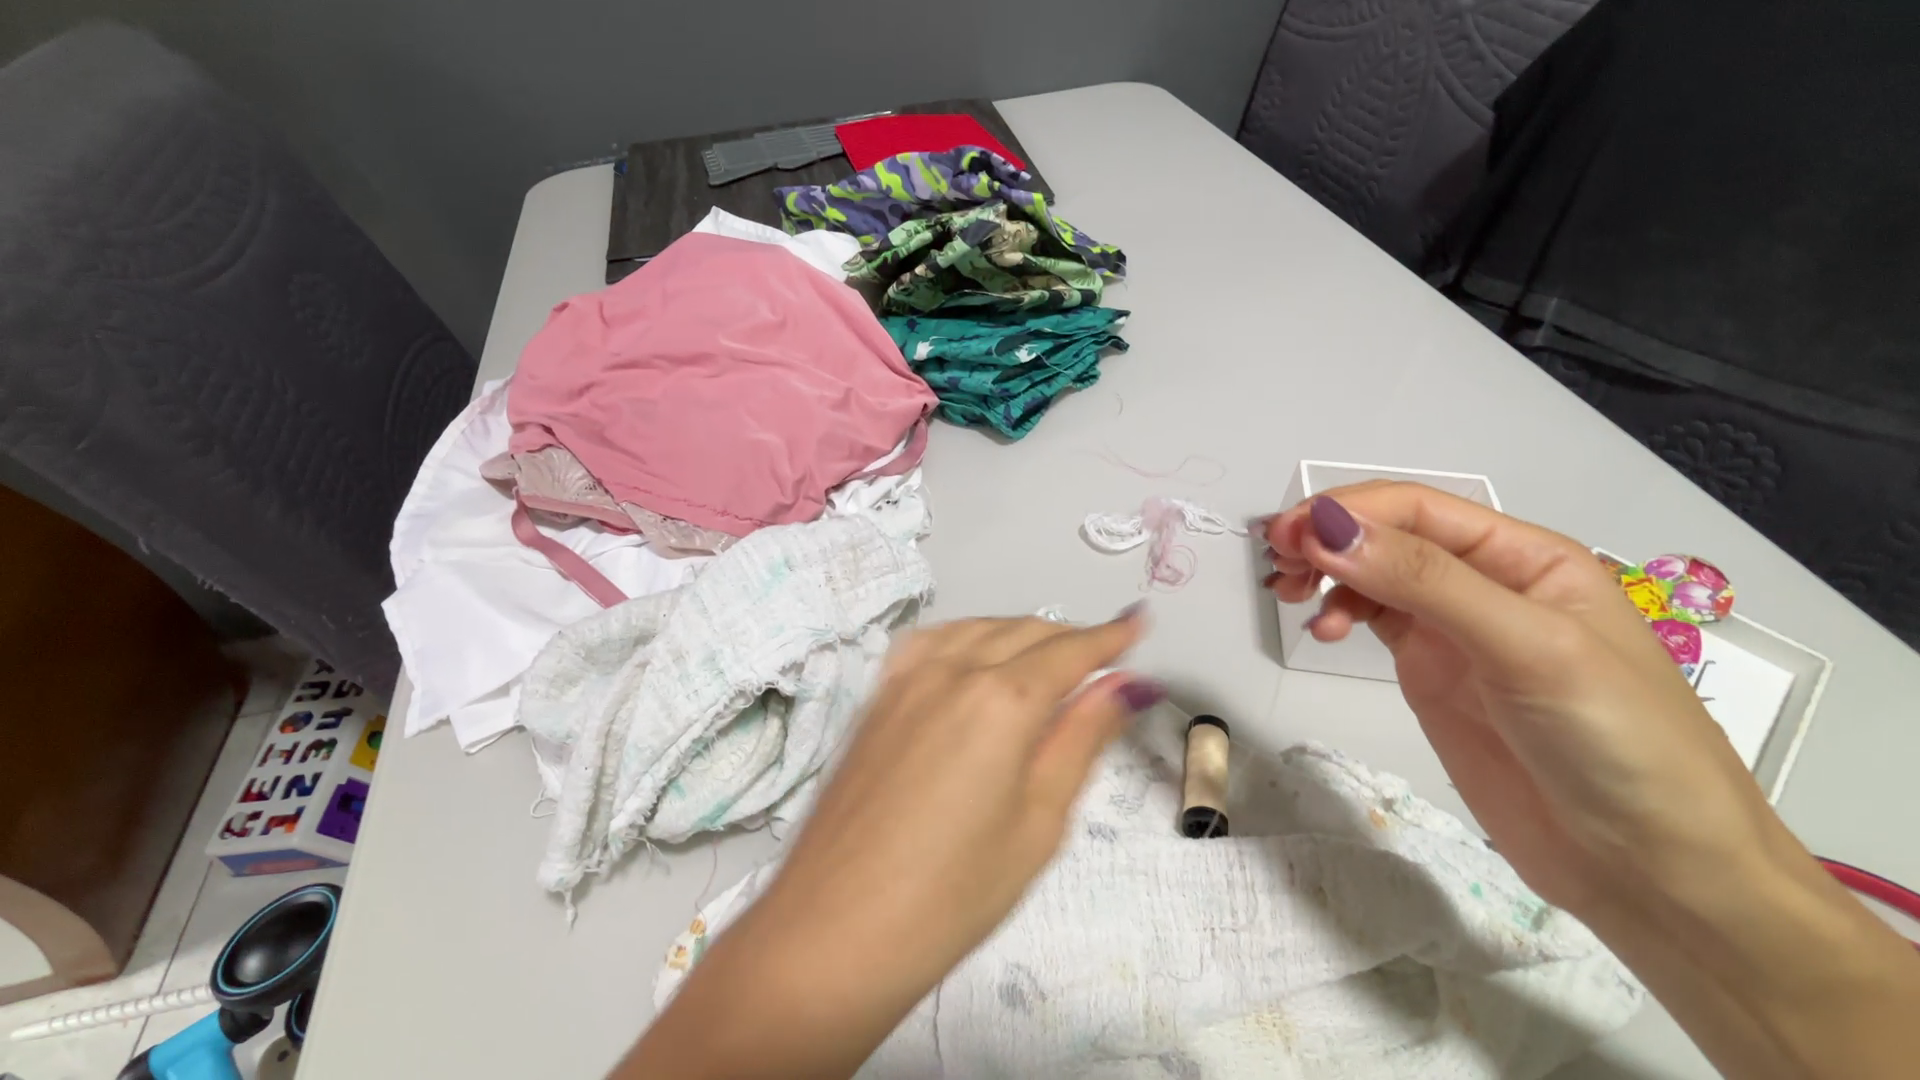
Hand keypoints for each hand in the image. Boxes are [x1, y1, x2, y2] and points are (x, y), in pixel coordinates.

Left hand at [618, 612, 1163, 1079]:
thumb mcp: (1041, 821)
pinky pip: (932, 642)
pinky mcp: (876, 698)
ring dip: (1021, 633)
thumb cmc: (956, 893)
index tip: (1138, 624)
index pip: (1071, 651)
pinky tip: (975, 657)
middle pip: (1026, 632)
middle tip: (1103, 657)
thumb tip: (1125, 683)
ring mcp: (906, 679)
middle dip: (1070, 638)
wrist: (838, 928)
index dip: (1110, 637)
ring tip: (1048, 657)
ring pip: (978, 629)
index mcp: (1004, 698)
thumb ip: (1082, 739)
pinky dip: (968, 635)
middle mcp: (953, 669)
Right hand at [1263, 483, 1919, 1079]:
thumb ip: (1427, 583)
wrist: (1649, 868)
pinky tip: (1325, 632)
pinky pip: (1373, 621)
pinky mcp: (1432, 674)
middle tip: (1276, 564)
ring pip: (1373, 575)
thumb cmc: (1615, 744)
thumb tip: (1328, 531)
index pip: (1418, 510)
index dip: (1349, 513)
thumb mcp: (1528, 648)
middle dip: (1328, 538)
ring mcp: (1455, 631)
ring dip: (1327, 573)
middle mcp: (1486, 582)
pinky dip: (1339, 614)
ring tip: (1290, 595)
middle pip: (1388, 535)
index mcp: (1525, 557)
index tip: (1289, 538)